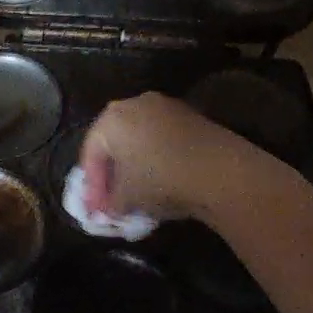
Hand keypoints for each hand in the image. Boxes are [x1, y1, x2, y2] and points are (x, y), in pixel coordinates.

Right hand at [79, 92, 250, 220]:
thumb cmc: (161, 180)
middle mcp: (136, 103)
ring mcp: (167, 106)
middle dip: (111, 173)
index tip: (96, 210)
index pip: (90, 153)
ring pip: (139, 139)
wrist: (222, 173)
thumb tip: (106, 208)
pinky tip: (162, 180)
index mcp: (111, 117)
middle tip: (112, 200)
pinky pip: (162, 138)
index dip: (91, 185)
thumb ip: (108, 202)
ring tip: (137, 192)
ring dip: (134, 165)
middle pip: (114, 142)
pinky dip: (156, 157)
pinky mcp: (192, 116)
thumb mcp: (125, 199)